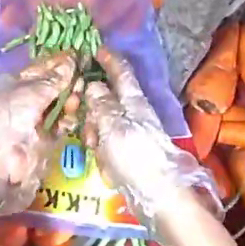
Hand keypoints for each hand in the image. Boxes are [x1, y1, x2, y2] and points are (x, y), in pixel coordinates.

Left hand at [0, 53, 75, 213]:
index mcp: (17, 85)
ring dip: (71, 100)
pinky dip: (70, 120)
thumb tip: (71, 59)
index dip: (59, 64)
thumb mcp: (30, 92)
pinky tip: (76, 114)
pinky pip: (63, 126)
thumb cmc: (7, 118)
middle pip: (54, 88)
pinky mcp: (47, 142)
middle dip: (69, 82)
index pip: (42, 70)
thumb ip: (54, 79)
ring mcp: (37, 122)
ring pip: (61, 106)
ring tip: (79, 96)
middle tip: (82, 78)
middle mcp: (27, 101)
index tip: (78, 57)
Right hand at [81, 50, 215, 224]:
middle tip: (85, 121)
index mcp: (134, 103)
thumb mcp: (114, 126)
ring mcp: (133, 136)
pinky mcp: (129, 156)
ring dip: (96, 134)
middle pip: (108, 100)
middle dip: (93, 107)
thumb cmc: (136, 157)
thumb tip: (94, 84)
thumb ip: (102, 104)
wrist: (159, 197)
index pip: (122, 74)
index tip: (98, 48)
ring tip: (96, 148)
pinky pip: (108, 146)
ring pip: (104, 124)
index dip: (110, 60)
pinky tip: (106, 167)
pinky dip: (103, 153)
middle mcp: (135, 115)